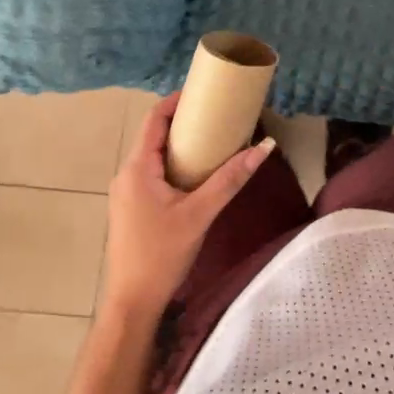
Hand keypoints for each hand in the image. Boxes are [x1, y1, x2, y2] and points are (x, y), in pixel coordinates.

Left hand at [101, 92, 273, 310]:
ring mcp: (128, 193)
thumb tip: (265, 145)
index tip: (205, 90)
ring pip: (156, 155)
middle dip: (186, 121)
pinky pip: (155, 173)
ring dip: (182, 144)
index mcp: (137, 169)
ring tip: (216, 138)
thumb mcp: (200, 214)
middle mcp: (127, 174)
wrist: (132, 303)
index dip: (177, 100)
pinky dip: (177, 163)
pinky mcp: (134, 208)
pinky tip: (200, 172)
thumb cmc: (161, 254)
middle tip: (219, 113)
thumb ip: (231, 178)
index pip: (154, 119)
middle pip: (155, 135)